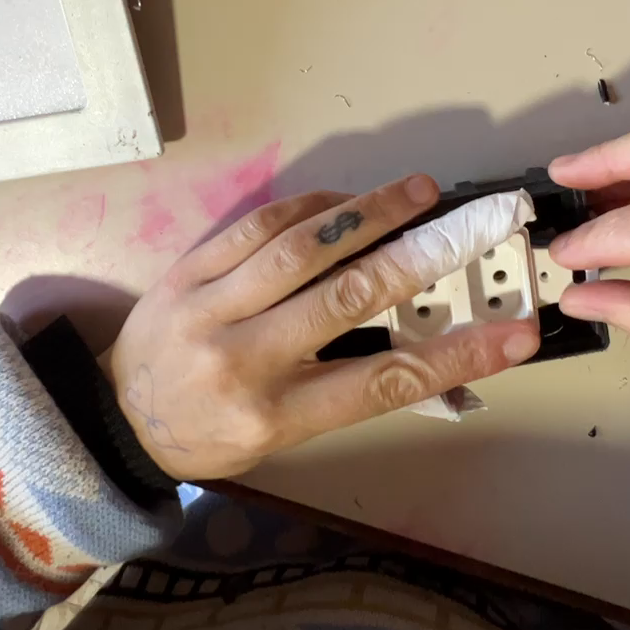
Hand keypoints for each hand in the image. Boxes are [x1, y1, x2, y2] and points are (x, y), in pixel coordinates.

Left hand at [103, 175, 541, 481]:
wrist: (115, 415)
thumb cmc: (211, 433)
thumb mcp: (281, 438)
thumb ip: (348, 394)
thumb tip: (430, 362)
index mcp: (275, 416)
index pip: (380, 383)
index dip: (455, 356)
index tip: (513, 333)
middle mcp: (244, 359)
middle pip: (346, 298)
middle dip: (421, 258)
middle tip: (472, 228)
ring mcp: (210, 307)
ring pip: (301, 247)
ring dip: (368, 214)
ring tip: (418, 192)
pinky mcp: (186, 268)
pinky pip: (259, 226)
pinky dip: (311, 206)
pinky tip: (346, 200)